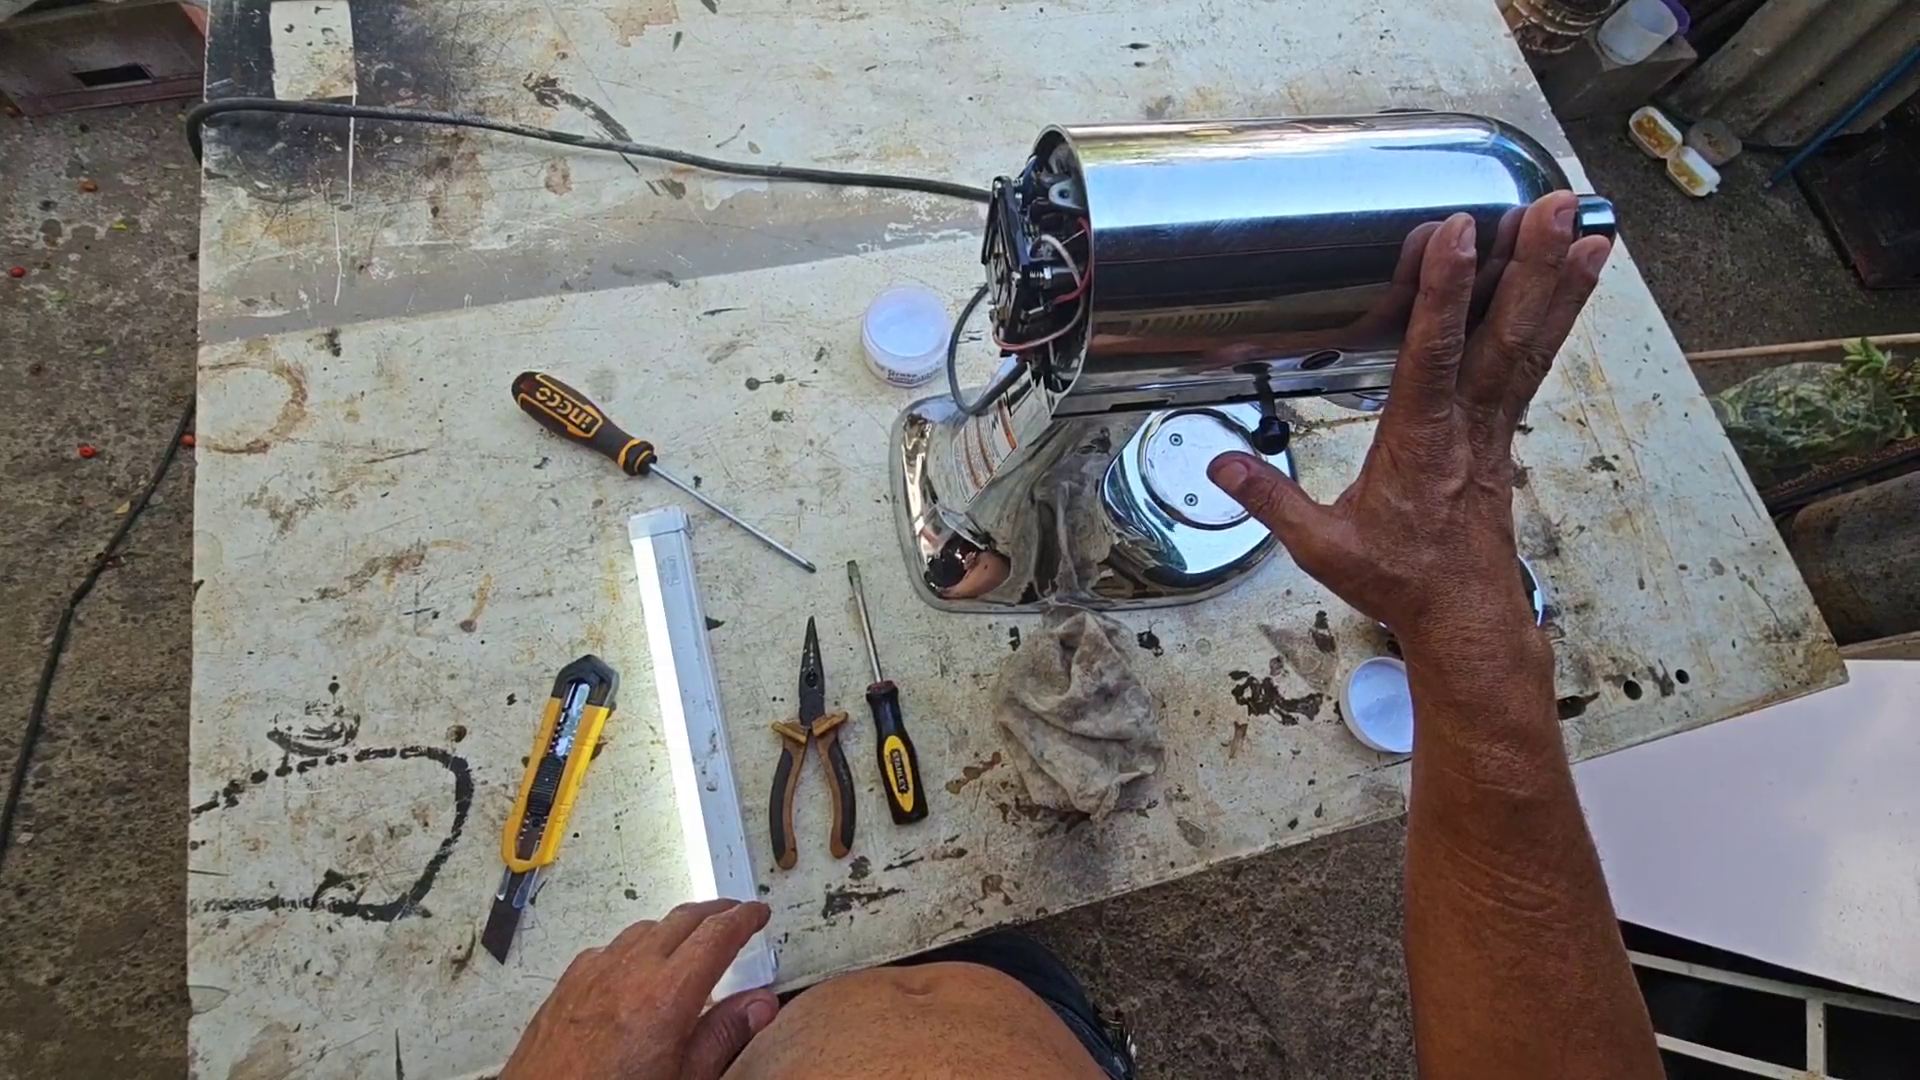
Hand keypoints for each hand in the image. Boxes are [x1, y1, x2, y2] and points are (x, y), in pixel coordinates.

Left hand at [501, 899, 777, 1079]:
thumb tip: (760, 1003)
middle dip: (716, 912)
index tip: (758, 914)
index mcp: (667, 995)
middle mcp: (632, 972)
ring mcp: (595, 975)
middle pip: (685, 918)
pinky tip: (637, 967)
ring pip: (648, 927)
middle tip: (735, 918)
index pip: (718, 934)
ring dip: (676, 927)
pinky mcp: (567, 986)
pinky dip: (635, 946)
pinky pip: (610, 948)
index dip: (745, 918)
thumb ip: (723, 1037)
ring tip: (690, 942)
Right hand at [1208, 192, 1611, 648]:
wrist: (1462, 613)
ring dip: (1553, 285)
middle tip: (1548, 207)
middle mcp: (1467, 430)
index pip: (1433, 359)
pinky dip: (1555, 321)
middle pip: (1502, 340)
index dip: (1442, 295)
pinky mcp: (1501, 437)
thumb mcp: (1319, 546)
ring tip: (1580, 225)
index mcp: (1419, 447)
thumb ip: (1270, 499)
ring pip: (1530, 348)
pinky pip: (1533, 367)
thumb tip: (1219, 465)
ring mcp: (1493, 431)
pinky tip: (1569, 287)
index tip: (1452, 237)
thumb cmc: (1396, 578)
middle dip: (1525, 270)